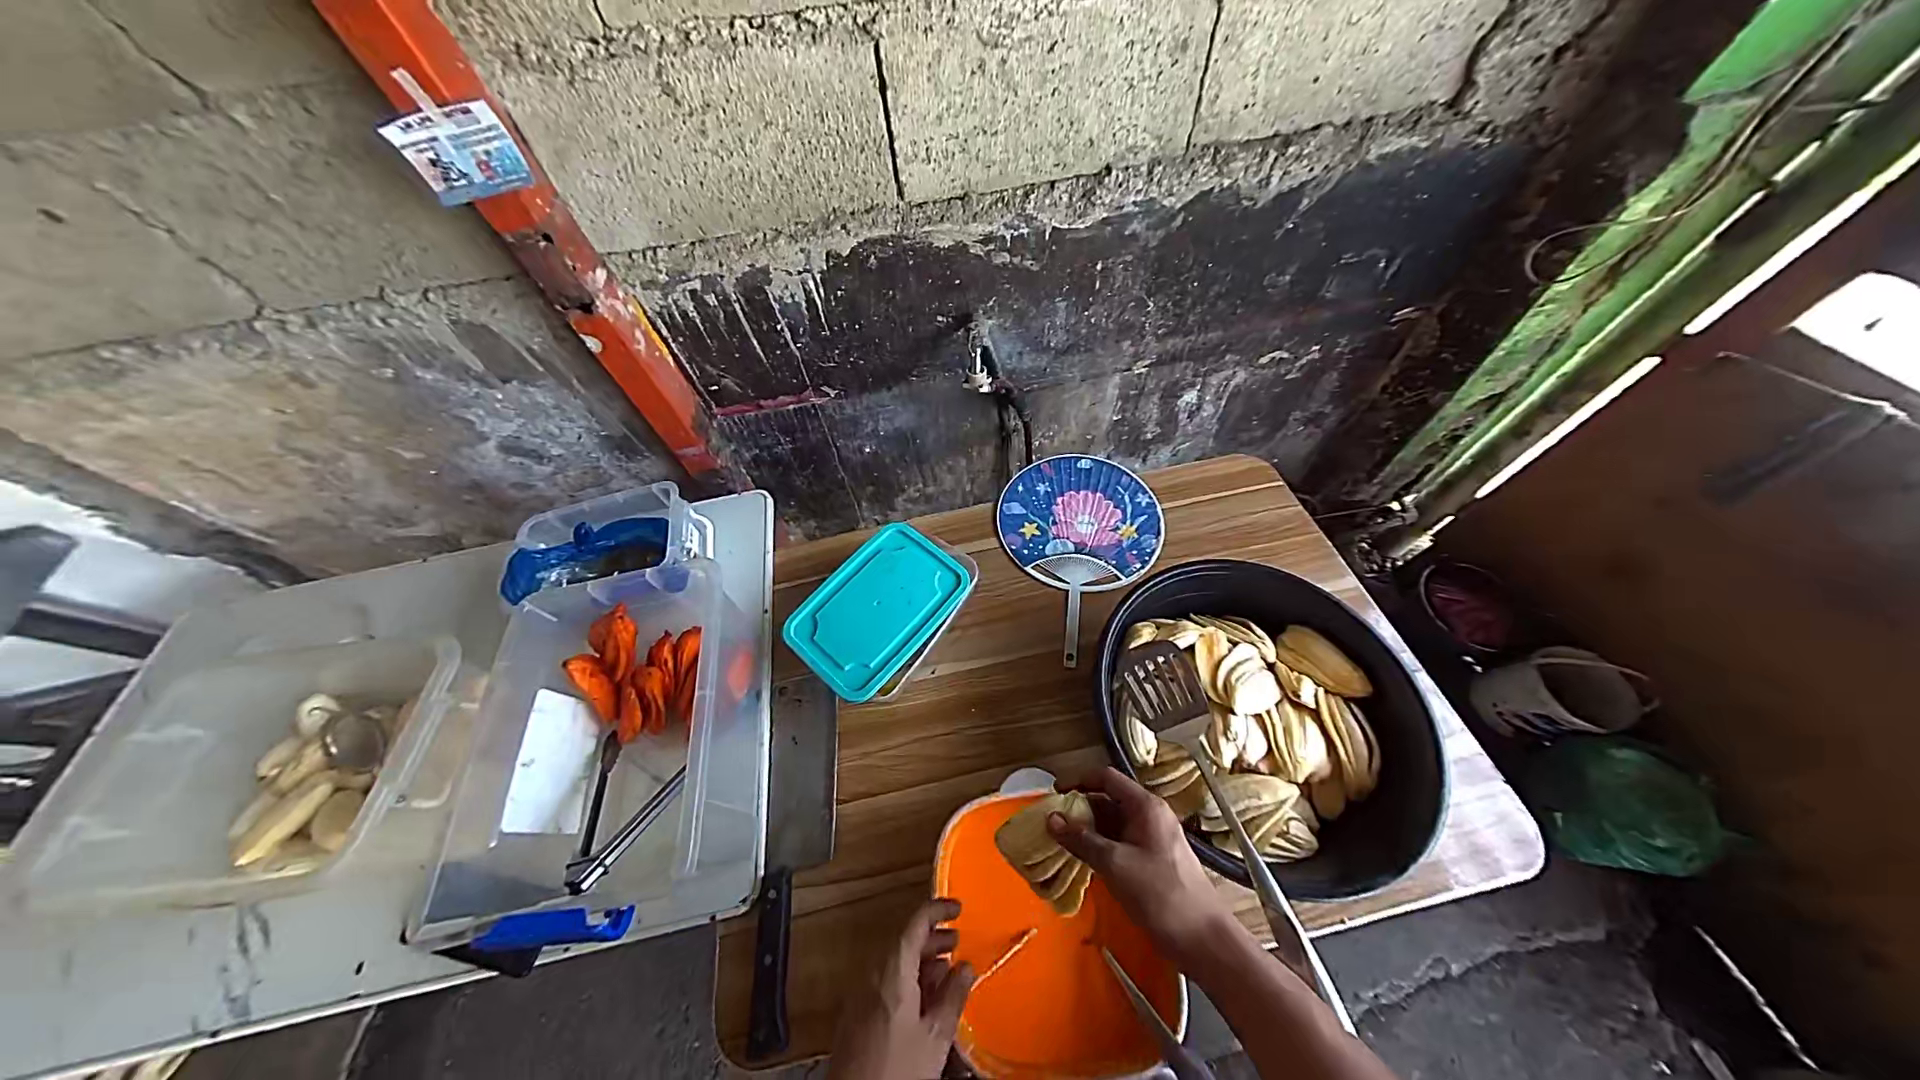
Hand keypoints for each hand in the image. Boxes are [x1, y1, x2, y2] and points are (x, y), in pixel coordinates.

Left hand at [827, 897, 974, 1079]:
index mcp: (893, 971)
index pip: (915, 922)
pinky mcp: (857, 1012)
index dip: (938, 910)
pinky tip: (924, 997)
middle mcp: (873, 973)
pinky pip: (885, 980)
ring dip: (921, 960)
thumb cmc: (897, 1070)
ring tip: (946, 971)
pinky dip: (907, 977)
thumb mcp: (936, 1035)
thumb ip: (953, 996)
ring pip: (895, 961)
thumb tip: (966, 967)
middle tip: (957, 941)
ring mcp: (862, 992)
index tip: (958, 908)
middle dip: (933, 937)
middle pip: (904, 940)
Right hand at [1048, 767, 1237, 965]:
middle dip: (1079, 809)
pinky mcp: (1150, 860)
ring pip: (1112, 823)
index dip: (1078, 781)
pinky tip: (1082, 860)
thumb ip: (1082, 840)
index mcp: (1145, 806)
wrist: (1202, 939)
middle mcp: (1149, 816)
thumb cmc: (1161, 893)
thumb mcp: (1115, 863)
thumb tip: (1052, 819)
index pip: (1106, 778)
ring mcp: (1151, 838)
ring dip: (1087, 830)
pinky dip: (1099, 847)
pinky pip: (1119, 843)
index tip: (1054, 794)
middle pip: (1108, 800)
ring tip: (1060, 842)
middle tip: (1052, 823)